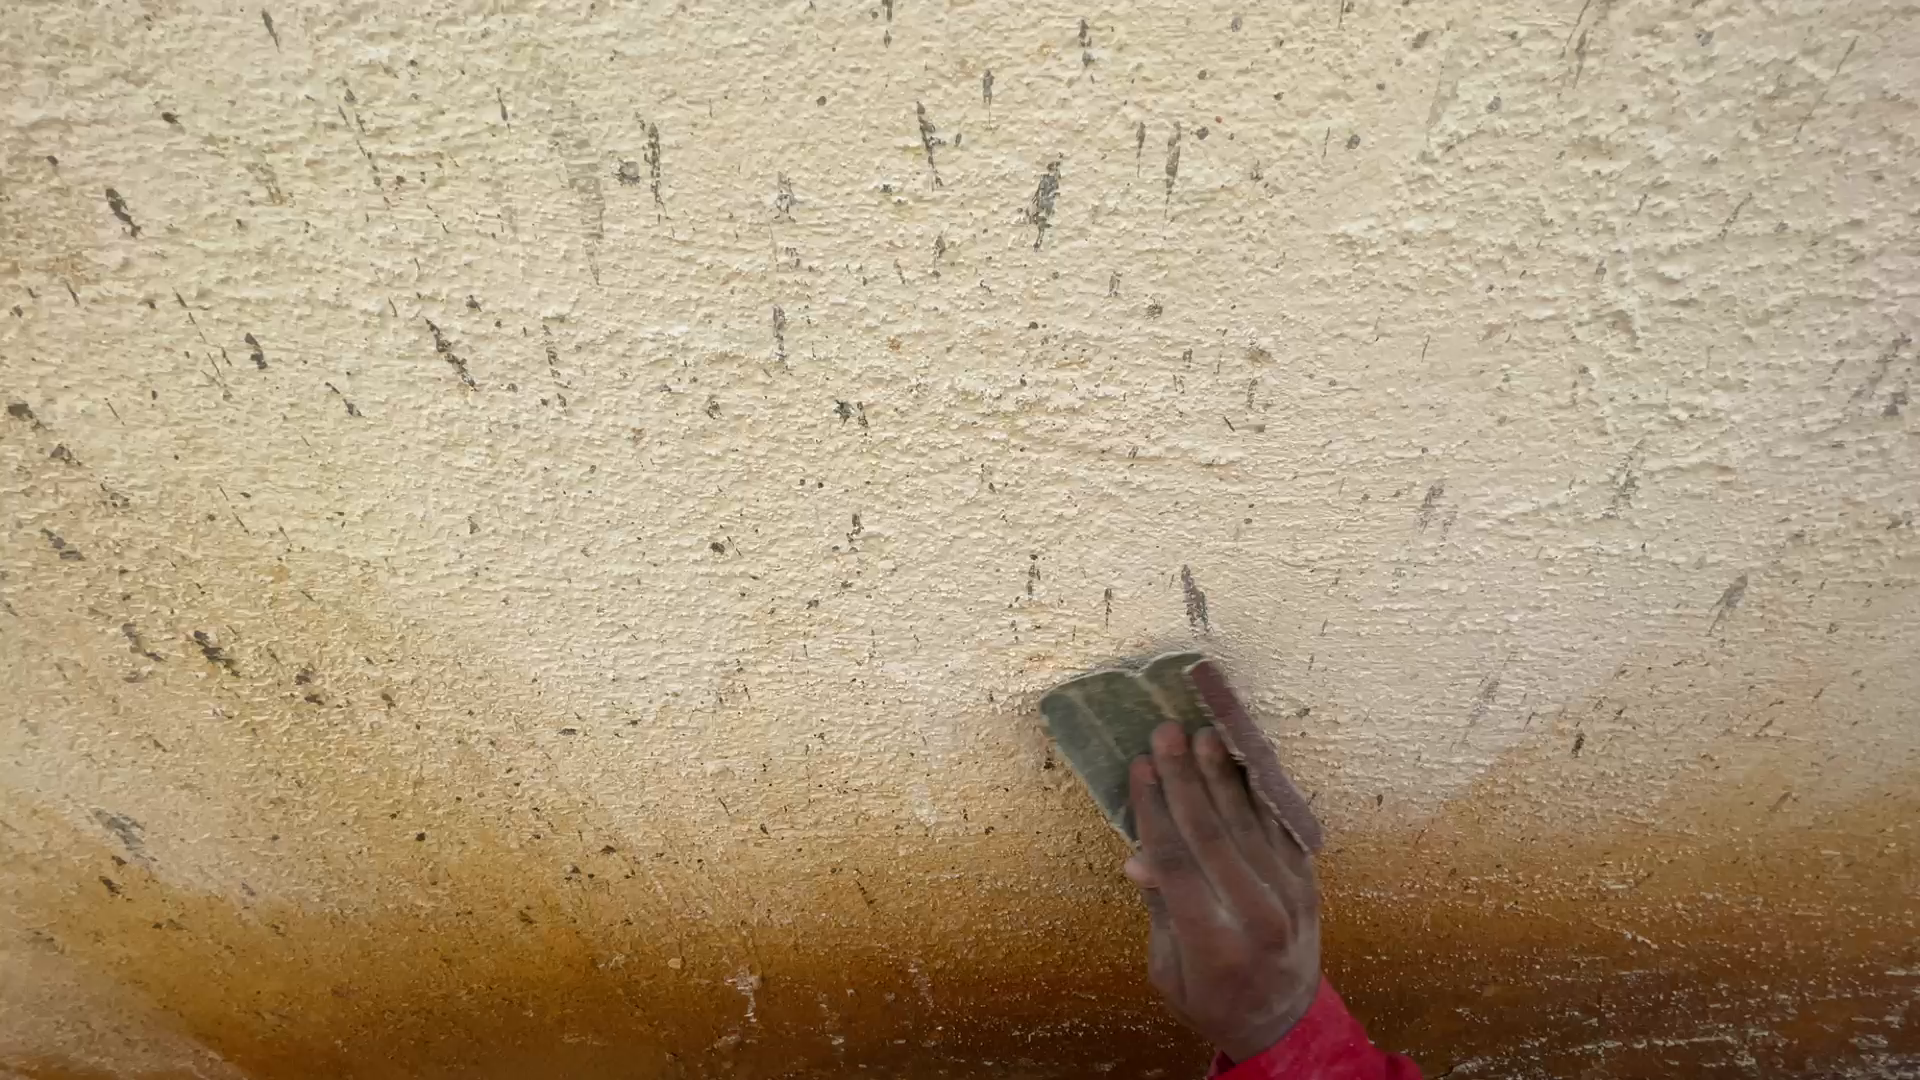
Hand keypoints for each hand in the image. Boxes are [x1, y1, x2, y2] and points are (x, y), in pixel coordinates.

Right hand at [1123, 722, 1321, 1062]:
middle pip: (1212, 833)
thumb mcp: (1168, 971)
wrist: (1288, 1024)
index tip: (1138, 767)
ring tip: (1203, 734)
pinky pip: (1280, 827)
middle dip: (1184, 778)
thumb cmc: (1213, 1000)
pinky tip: (1243, 760)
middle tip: (1166, 733)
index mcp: (1216, 945)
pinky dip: (1259, 792)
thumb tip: (1138, 858)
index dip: (1153, 810)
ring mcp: (1291, 897)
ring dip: (1222, 775)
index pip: (1176, 862)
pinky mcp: (1308, 882)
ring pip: (1248, 823)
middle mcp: (1259, 916)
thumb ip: (1159, 911)